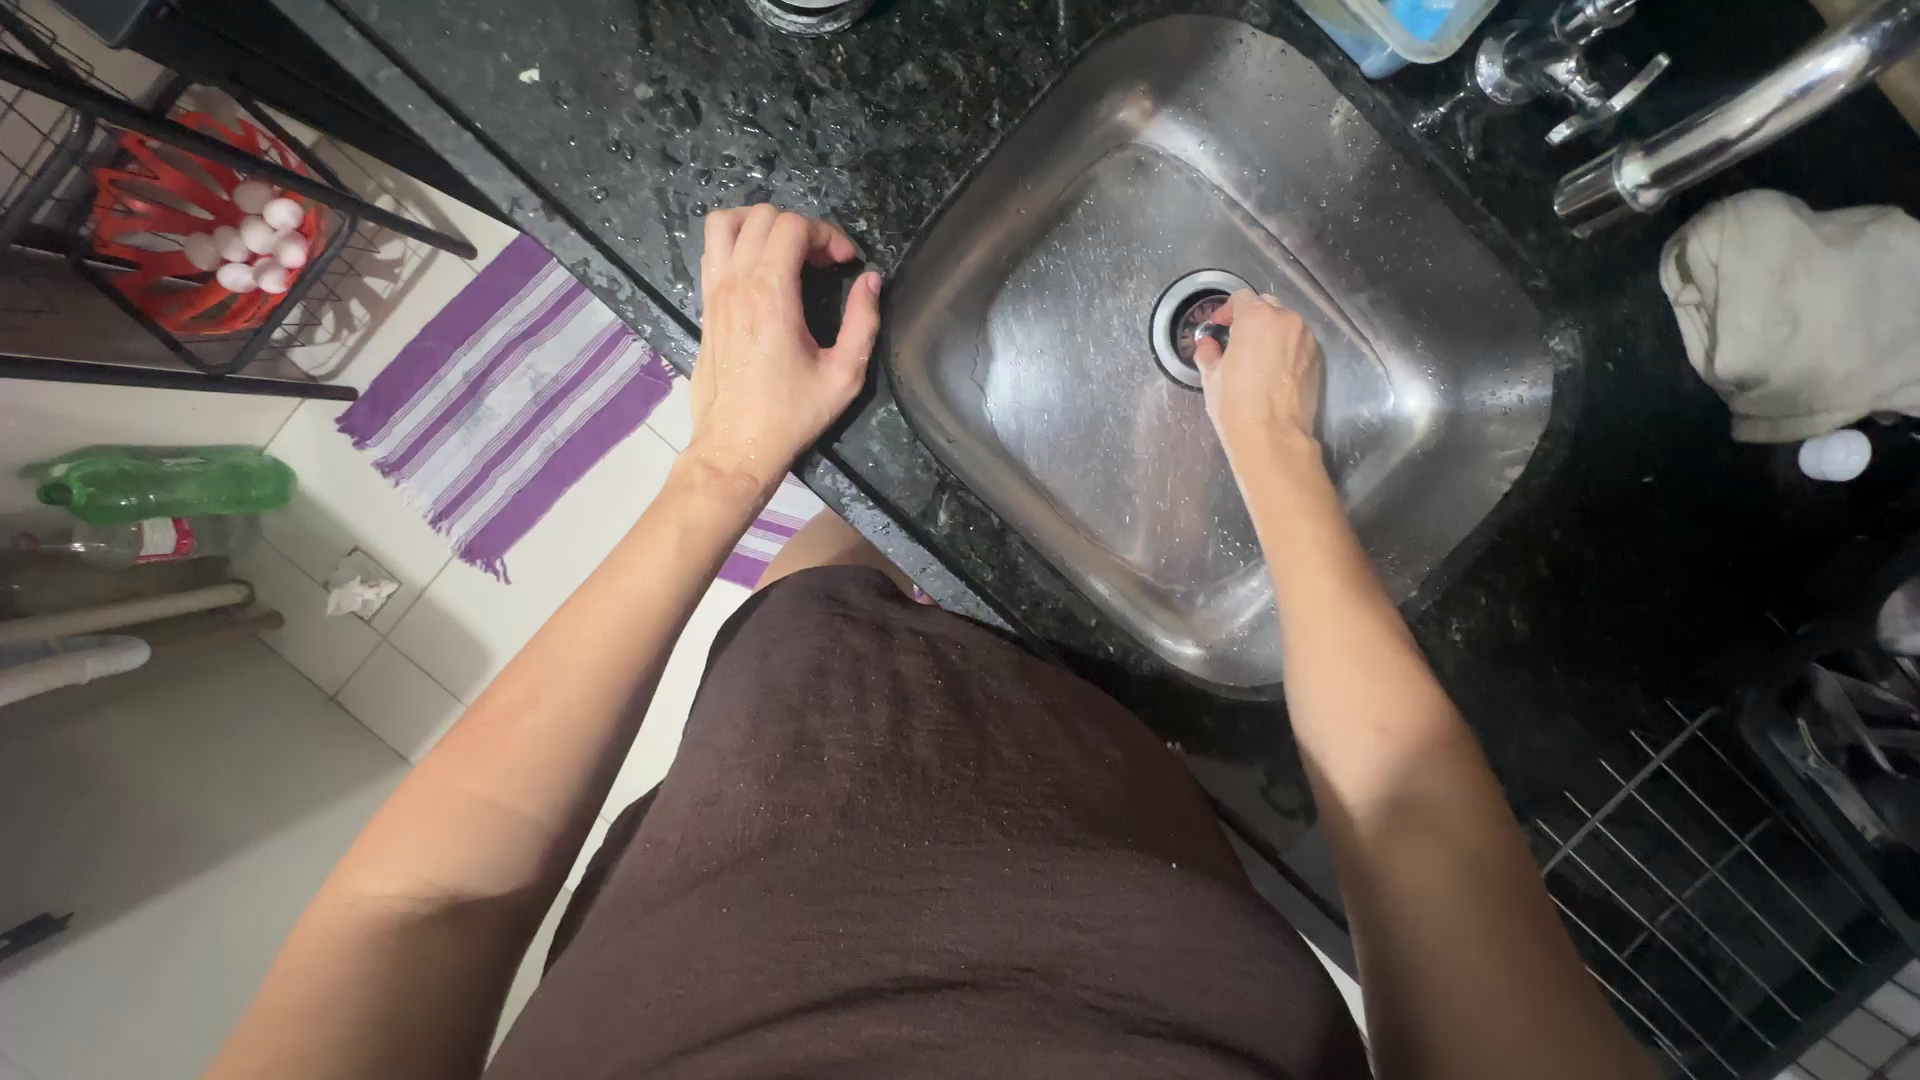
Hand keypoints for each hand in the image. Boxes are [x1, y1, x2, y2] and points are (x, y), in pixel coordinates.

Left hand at [686, 204, 881, 489]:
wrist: (736, 447)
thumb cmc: (791, 416)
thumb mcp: (844, 376)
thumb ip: (863, 323)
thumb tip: (871, 282)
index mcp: (771, 295)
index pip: (793, 227)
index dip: (827, 234)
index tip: (846, 264)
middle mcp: (736, 284)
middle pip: (763, 217)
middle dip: (801, 228)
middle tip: (824, 263)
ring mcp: (714, 293)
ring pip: (726, 223)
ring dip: (761, 224)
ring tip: (788, 252)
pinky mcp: (705, 307)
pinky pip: (713, 251)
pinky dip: (739, 244)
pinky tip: (763, 272)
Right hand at [1192, 289, 1322, 463]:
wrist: (1272, 434)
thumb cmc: (1235, 403)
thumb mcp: (1211, 376)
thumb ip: (1208, 352)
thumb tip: (1208, 345)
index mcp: (1257, 318)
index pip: (1241, 298)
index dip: (1226, 311)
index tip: (1218, 328)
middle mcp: (1286, 320)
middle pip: (1266, 306)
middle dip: (1250, 318)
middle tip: (1236, 341)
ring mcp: (1306, 338)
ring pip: (1285, 324)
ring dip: (1269, 333)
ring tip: (1256, 356)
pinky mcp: (1317, 358)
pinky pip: (1297, 343)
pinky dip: (1285, 348)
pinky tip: (1273, 370)